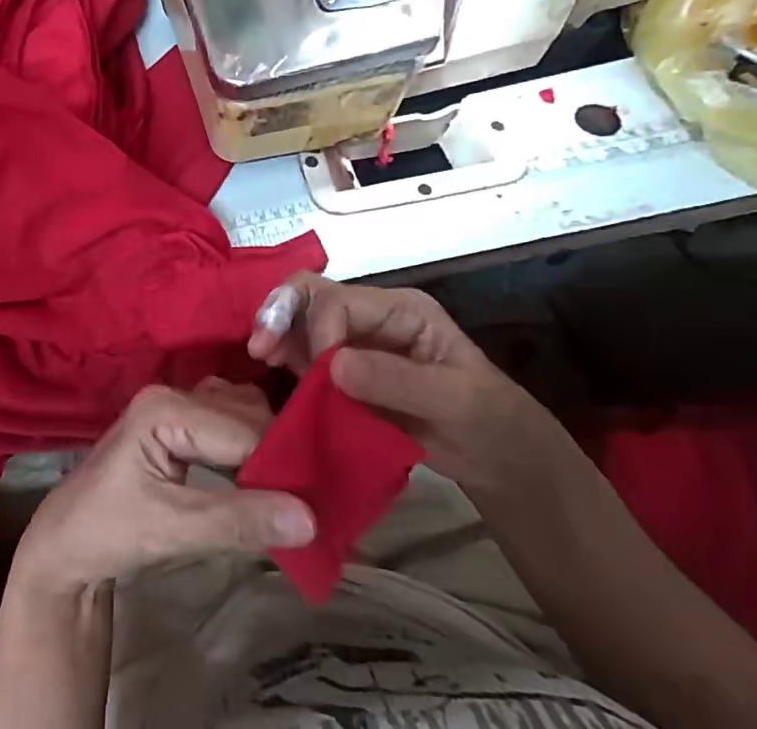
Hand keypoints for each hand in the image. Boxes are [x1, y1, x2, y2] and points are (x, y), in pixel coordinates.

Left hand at [10, 382, 316, 596]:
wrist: (63, 546)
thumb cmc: (107, 533)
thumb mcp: (171, 530)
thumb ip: (238, 521)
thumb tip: (310, 519)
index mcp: (166, 408)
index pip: (243, 429)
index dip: (280, 462)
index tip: (318, 498)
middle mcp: (175, 393)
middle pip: (247, 415)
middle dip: (277, 454)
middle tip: (309, 496)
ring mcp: (178, 405)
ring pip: (244, 415)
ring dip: (267, 449)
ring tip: (290, 489)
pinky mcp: (182, 423)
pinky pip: (231, 423)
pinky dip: (251, 448)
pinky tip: (262, 478)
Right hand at [247, 273, 566, 489]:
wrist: (498, 458)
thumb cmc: (490, 420)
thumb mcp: (455, 399)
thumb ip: (397, 380)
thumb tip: (333, 365)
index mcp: (402, 310)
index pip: (341, 301)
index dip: (320, 331)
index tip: (319, 376)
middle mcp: (373, 319)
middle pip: (314, 297)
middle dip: (281, 314)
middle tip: (258, 349)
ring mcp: (358, 345)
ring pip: (303, 325)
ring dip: (278, 336)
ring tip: (259, 360)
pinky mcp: (348, 375)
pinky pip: (307, 359)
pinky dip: (287, 361)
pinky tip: (274, 376)